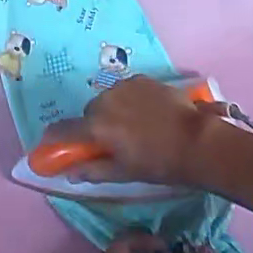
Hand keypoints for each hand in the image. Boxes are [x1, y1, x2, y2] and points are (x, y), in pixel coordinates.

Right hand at [45, 76, 234, 187]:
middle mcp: (102, 101)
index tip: (53, 143)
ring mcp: (122, 87)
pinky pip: (125, 89)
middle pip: (89, 113)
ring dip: (113, 111)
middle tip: (115, 142)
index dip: (55, 136)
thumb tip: (70, 172)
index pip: (64, 129)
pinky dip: (130, 100)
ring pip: (107, 99)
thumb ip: (93, 170)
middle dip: (96, 125)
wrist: (199, 141)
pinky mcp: (140, 79)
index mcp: (95, 127)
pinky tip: (148, 112)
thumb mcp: (125, 173)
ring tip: (136, 126)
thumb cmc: (160, 163)